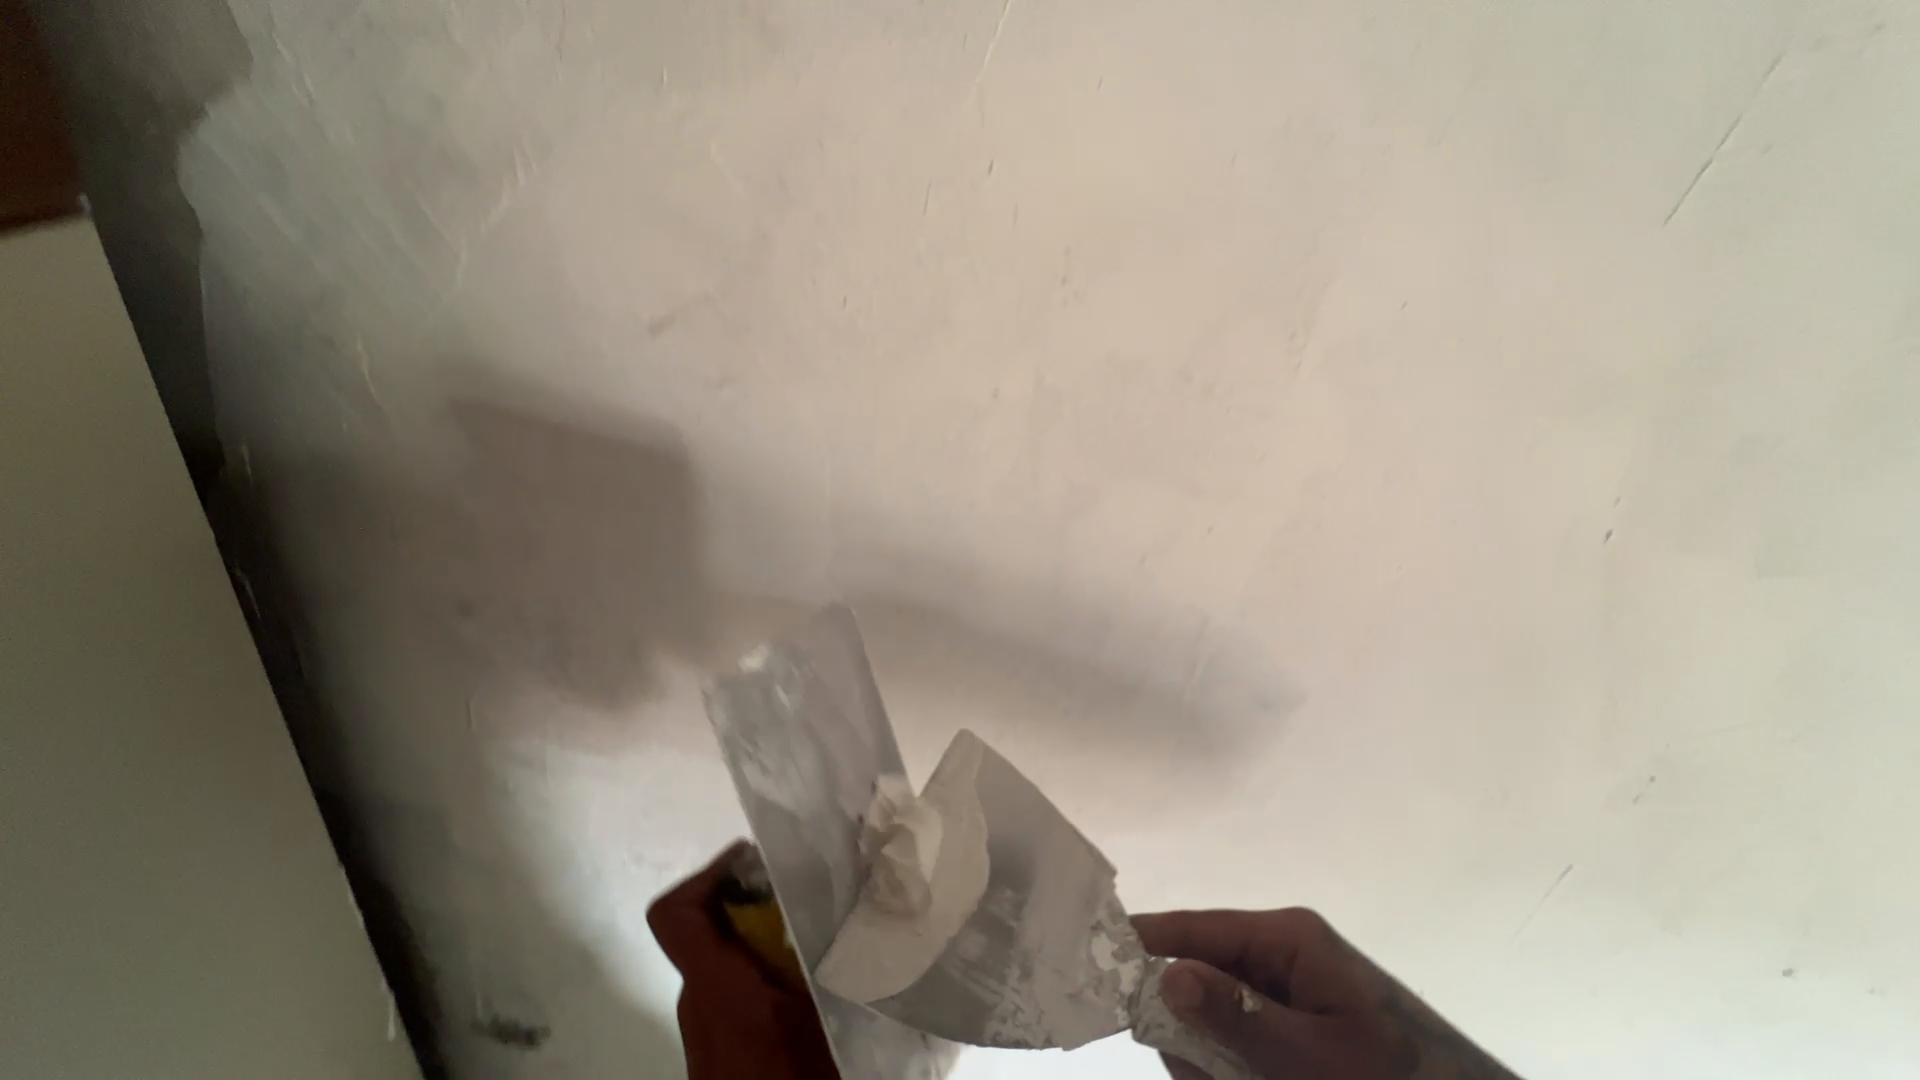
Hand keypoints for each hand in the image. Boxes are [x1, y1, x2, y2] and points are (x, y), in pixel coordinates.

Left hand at [648, 841, 837, 1079]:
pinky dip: (771, 972)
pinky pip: (738, 988)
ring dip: (771, 937)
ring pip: (729, 958)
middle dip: (761, 900)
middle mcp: (700, 1001)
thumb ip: (836, 964)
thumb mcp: (827, 1023)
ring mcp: (709, 1027)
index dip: (708, 875)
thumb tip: (863, 909)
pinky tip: (820, 984)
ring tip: (830, 934)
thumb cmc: (792, 1078)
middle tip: (820, 891)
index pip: (674, 915)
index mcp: (718, 988)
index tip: (760, 863)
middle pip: (711, 926)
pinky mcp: (723, 1048)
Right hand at [1133, 908, 1519, 1079]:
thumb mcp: (1309, 1062)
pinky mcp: (1286, 1021)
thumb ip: (1236, 1018)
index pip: (1192, 927)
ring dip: (1207, 1060)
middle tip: (1197, 1076)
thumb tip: (1166, 970)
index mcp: (1286, 938)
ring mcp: (1281, 987)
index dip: (1141, 945)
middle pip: (1194, 975)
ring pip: (1208, 1013)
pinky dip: (1227, 1069)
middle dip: (1185, 1030)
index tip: (1091, 968)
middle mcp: (1277, 951)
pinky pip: (1233, 1037)